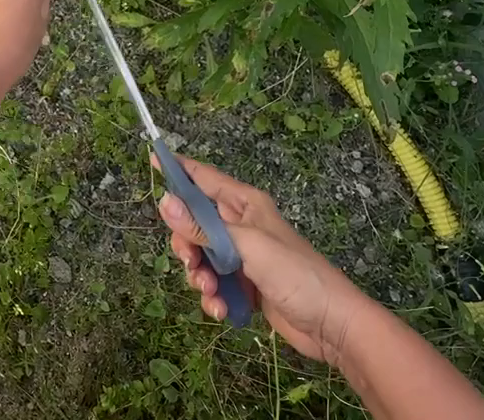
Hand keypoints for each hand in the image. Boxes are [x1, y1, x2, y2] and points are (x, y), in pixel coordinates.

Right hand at [158, 154, 375, 364]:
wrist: (333, 324)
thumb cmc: (294, 273)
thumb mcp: (245, 246)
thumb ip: (202, 227)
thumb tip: (163, 202)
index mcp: (243, 203)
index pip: (202, 177)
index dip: (177, 168)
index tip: (150, 159)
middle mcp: (239, 224)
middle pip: (193, 222)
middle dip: (185, 243)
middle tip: (190, 261)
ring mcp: (241, 255)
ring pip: (200, 255)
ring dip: (198, 275)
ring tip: (210, 293)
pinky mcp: (244, 284)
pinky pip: (213, 282)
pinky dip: (212, 297)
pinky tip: (220, 311)